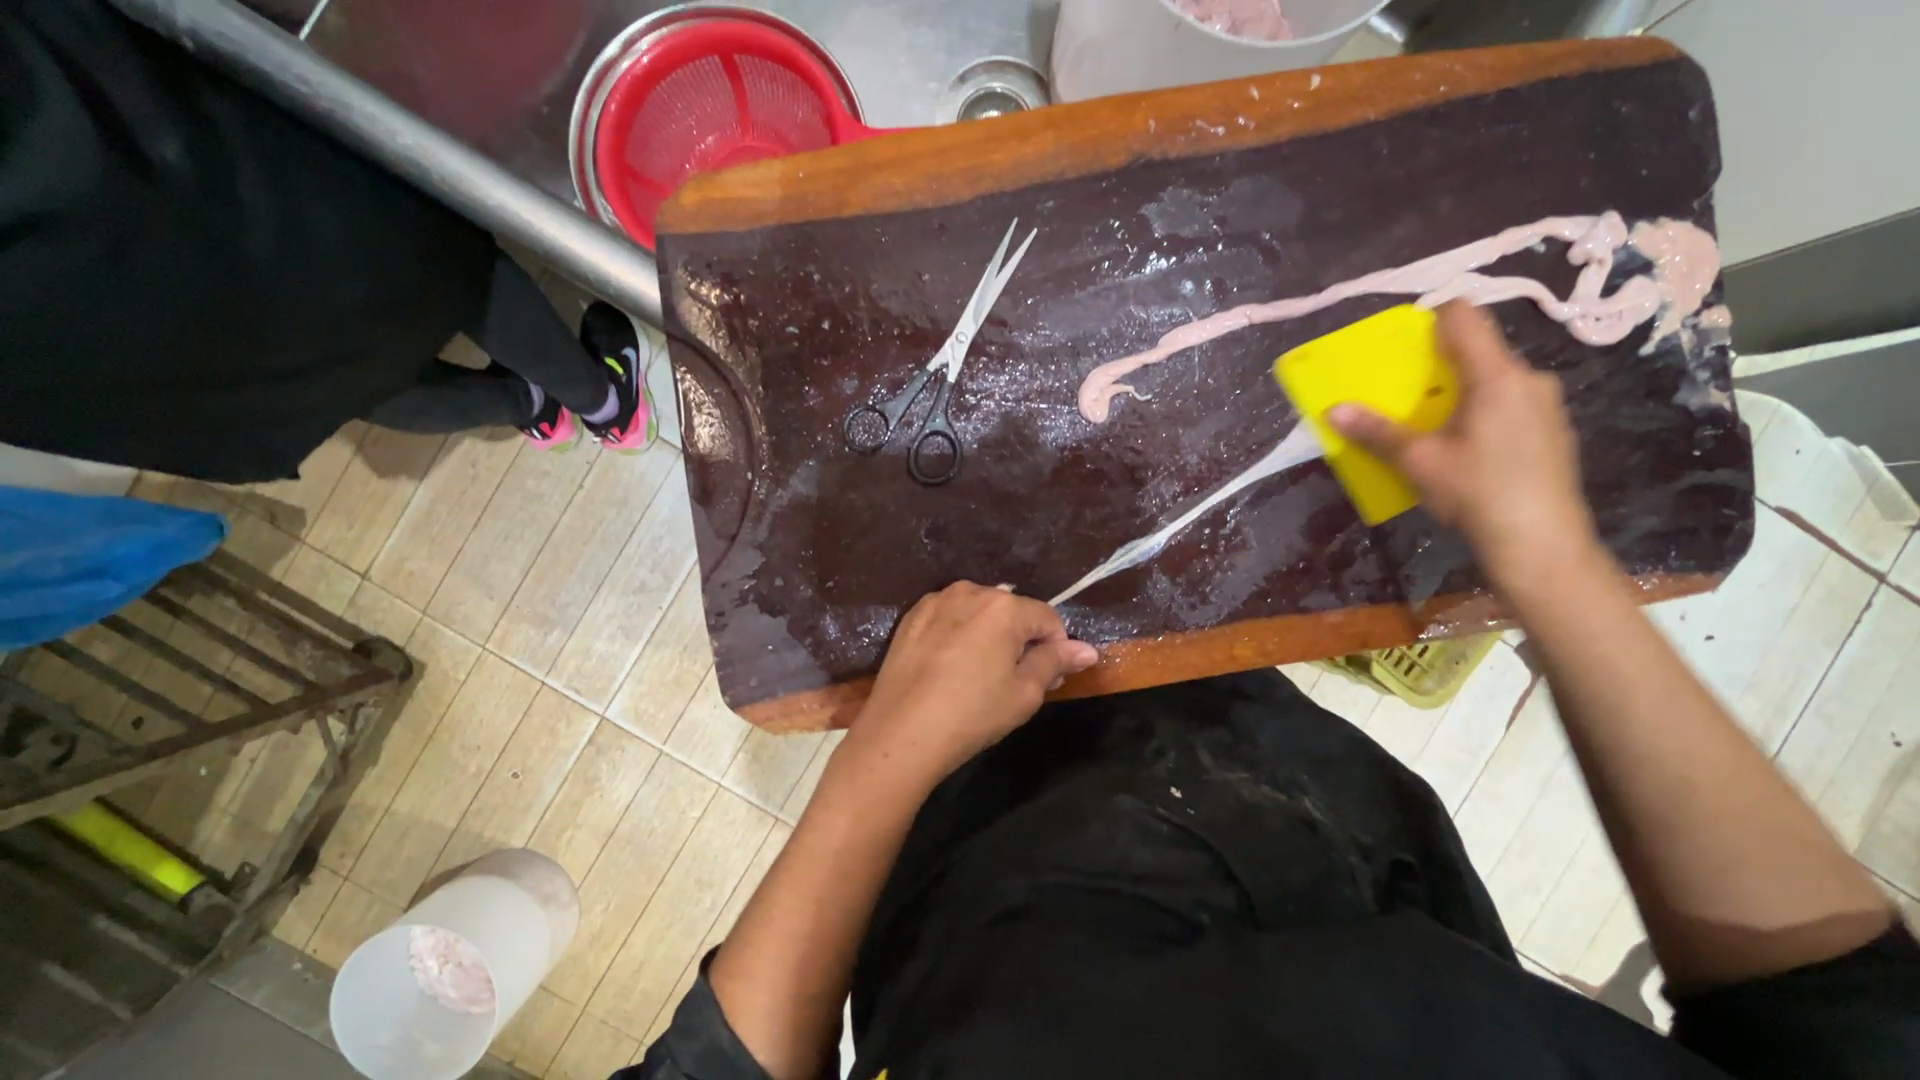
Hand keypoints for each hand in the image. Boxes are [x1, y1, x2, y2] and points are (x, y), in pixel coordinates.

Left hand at [845, 583, 1098, 790]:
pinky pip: (949, 619)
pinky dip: (958, 636)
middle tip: (1015, 681)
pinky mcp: (910, 618)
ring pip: (978, 613)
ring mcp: (935, 602)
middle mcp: (969, 592)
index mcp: (1004, 606)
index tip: (1049, 679)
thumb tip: (1087, 650)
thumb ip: (1055, 663)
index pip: (1047, 618)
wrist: (900, 733)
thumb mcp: (1024, 693)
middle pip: (1011, 611)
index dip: (1056, 647)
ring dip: (989, 635)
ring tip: (980, 677)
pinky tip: (951, 670)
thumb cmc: (972, 714)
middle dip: (1020, 639)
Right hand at [1327, 302, 1599, 585]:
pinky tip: (1471, 450)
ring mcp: (1547, 405)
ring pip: (1498, 379)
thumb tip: (1333, 411)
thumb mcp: (1418, 462)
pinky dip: (1486, 412)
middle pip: (1480, 349)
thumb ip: (1377, 432)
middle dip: (1441, 364)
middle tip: (1409, 394)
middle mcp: (1529, 378)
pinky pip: (1513, 403)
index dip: (1431, 319)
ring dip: (1464, 390)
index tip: (1404, 346)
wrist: (1541, 543)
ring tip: (1437, 425)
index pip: (1464, 315)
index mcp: (1496, 375)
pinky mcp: (1555, 430)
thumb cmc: (1477, 493)